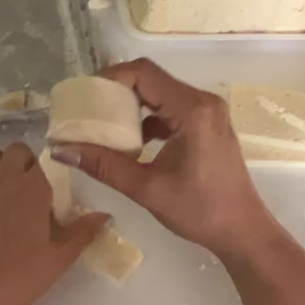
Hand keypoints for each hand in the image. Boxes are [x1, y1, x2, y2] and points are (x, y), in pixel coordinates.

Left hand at [0, 142, 108, 304]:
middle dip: (27, 163)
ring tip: (6, 188)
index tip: (53, 196)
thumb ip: (83, 232)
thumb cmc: (20, 275)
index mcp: (33, 188)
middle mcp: (5, 177)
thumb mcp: (59, 258)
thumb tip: (105, 216)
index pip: (47, 163)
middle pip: (19, 151)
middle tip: (32, 191)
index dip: (51, 176)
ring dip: (1, 163)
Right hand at [51, 59, 281, 261]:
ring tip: (102, 125)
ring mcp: (208, 112)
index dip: (109, 78)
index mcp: (192, 110)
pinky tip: (131, 142)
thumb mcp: (146, 189)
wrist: (242, 230)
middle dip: (116, 91)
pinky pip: (170, 109)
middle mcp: (203, 102)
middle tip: (87, 110)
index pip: (144, 74)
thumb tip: (62, 150)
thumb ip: (103, 165)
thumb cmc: (200, 211)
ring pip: (160, 93)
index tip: (84, 96)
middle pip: (151, 79)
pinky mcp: (207, 125)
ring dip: (131, 105)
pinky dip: (147, 118)